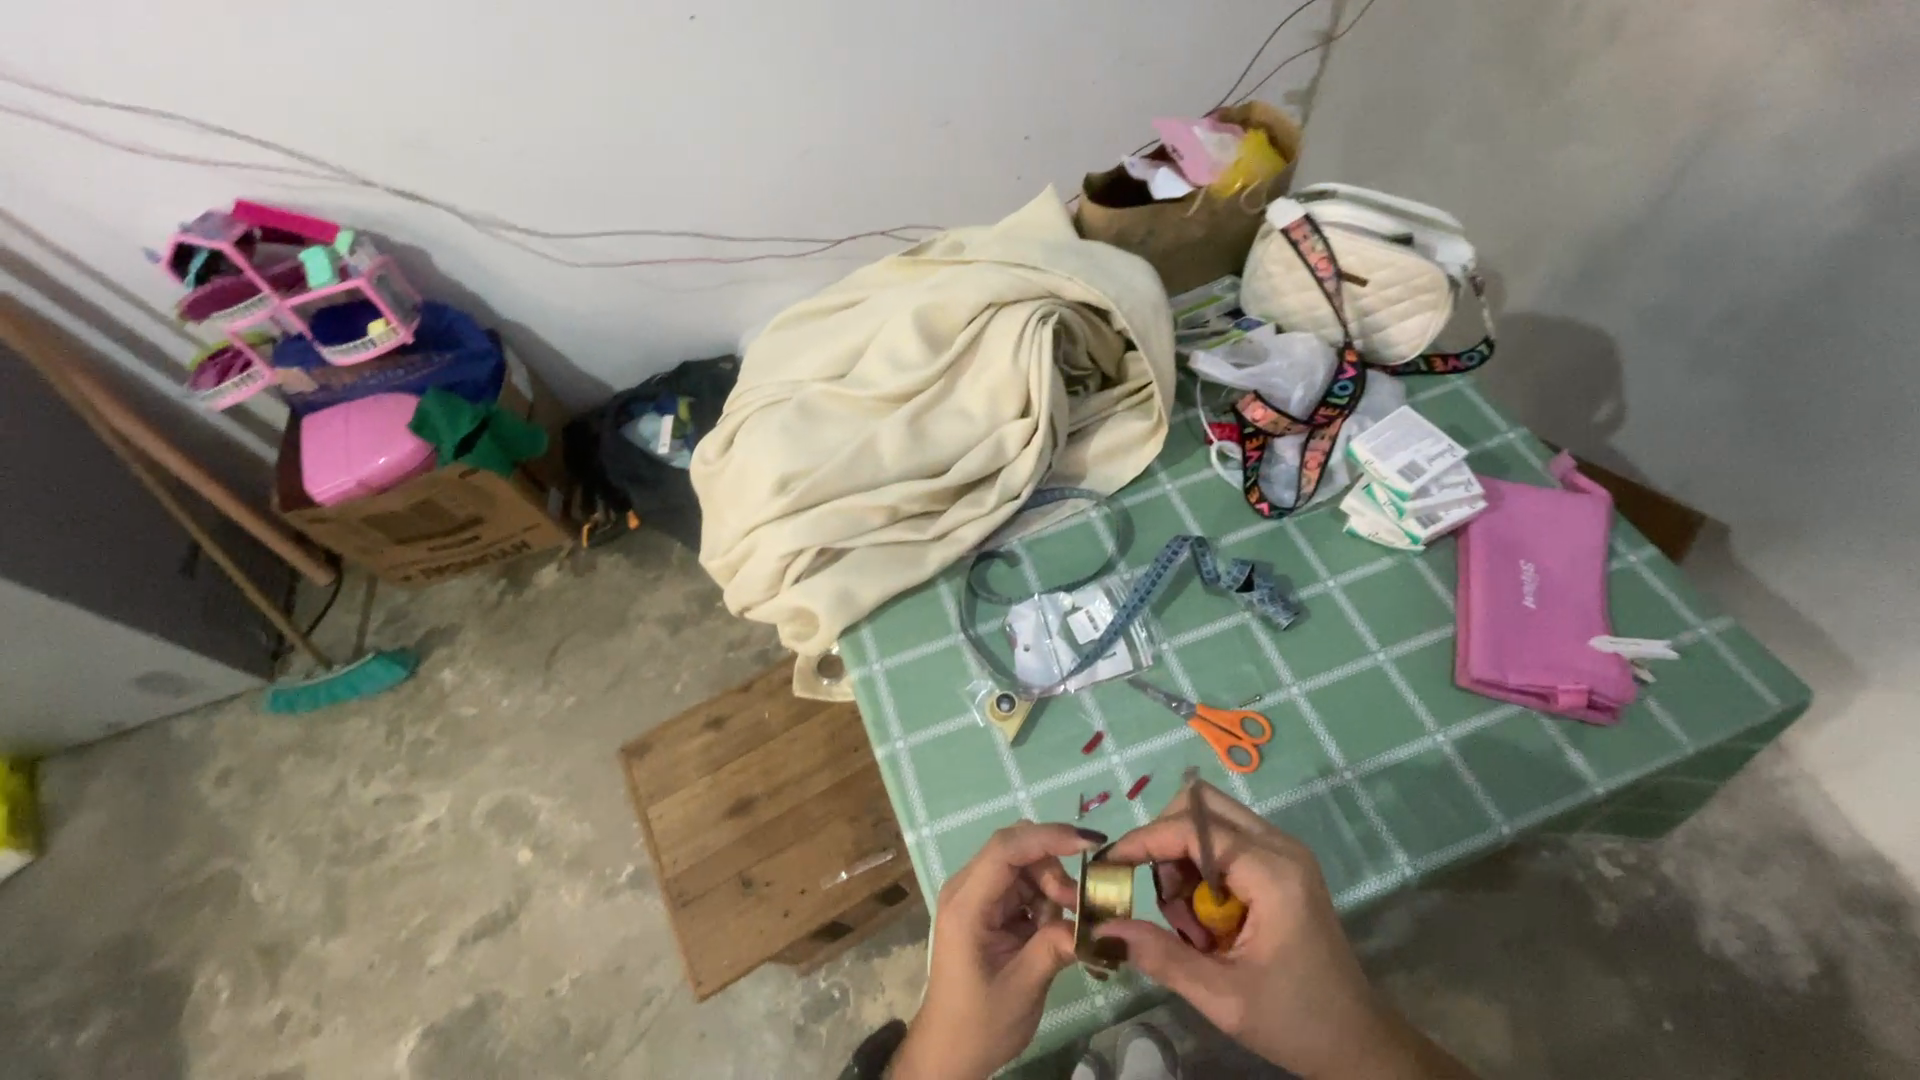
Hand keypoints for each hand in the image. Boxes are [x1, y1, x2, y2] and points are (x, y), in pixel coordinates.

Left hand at [890, 821, 1105, 1079]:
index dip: (1048, 837)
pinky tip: (1052, 930)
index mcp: (966, 904)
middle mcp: (967, 889)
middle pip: (1017, 850)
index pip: (1006, 849)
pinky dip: (1046, 899)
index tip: (1089, 845)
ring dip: (1052, 886)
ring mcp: (978, 897)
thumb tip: (1095, 923)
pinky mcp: (989, 909)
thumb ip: (1055, 947)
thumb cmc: (979, 1023)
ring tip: (1063, 927)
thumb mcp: (1022, 988)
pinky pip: (1024, 886)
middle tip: (1078, 905)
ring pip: (1025, 865)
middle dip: (1054, 869)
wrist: (950, 1051)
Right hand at [1096, 784, 1473, 1079]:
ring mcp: (1284, 852)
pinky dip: (1200, 866)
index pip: (1193, 828)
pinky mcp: (1281, 865)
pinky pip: (1223, 840)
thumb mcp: (1222, 997)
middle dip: (1165, 840)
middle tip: (1158, 894)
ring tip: (1187, 919)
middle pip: (1200, 804)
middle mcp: (1280, 847)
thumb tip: (1103, 927)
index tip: (1110, 865)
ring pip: (1208, 818)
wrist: (1359, 1044)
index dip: (1146, 840)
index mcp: (1272, 874)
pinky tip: (1205, 917)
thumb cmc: (1296, 1022)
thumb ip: (1160, 955)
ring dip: (1182, 856)